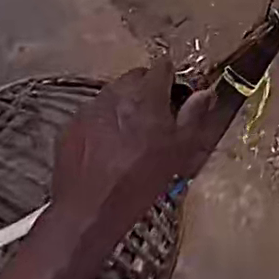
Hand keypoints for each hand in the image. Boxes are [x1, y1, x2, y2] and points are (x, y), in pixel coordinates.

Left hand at [50, 58, 224, 221]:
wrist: (87, 212)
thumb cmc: (139, 181)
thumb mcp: (177, 152)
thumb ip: (193, 117)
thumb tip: (206, 93)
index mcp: (147, 94)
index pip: (162, 66)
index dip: (170, 78)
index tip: (173, 95)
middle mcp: (117, 91)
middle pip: (137, 78)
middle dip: (146, 91)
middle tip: (152, 120)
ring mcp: (91, 106)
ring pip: (113, 94)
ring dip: (123, 106)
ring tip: (127, 137)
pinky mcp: (72, 123)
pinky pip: (93, 113)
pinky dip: (101, 123)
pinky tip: (103, 148)